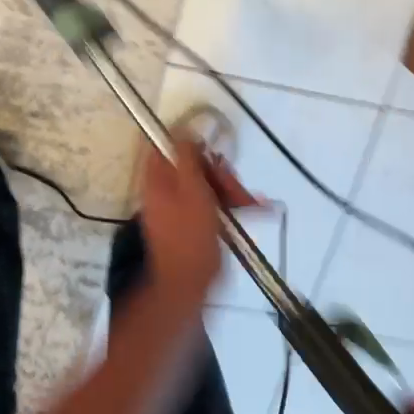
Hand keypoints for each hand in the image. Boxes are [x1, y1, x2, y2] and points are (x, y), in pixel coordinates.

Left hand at [136, 132, 257, 302]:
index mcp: (157, 176)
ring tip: (251, 204)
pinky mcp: (193, 223)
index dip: (189, 142)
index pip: (166, 145)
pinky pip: (212, 204)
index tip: (211, 150)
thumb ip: (186, 157)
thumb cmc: (189, 234)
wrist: (187, 283)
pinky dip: (231, 205)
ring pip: (206, 185)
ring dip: (230, 190)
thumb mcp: (190, 189)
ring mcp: (178, 207)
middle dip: (219, 173)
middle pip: (192, 166)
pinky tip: (257, 209)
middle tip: (235, 186)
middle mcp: (164, 188)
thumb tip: (184, 130)